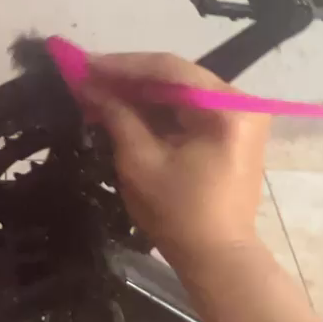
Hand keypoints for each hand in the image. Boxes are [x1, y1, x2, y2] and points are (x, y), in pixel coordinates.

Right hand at [81, 52, 270, 265]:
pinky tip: (123, 108)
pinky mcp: (229, 132)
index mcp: (225, 108)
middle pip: (175, 77)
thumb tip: (88, 85)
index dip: (121, 65)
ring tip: (97, 91)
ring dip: (138, 93)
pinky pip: (186, 110)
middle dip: (128, 78)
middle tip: (85, 77)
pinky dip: (155, 110)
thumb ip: (117, 116)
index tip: (83, 64)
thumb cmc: (178, 214)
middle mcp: (239, 103)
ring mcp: (237, 117)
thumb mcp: (140, 163)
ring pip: (178, 92)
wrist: (216, 257)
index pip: (168, 70)